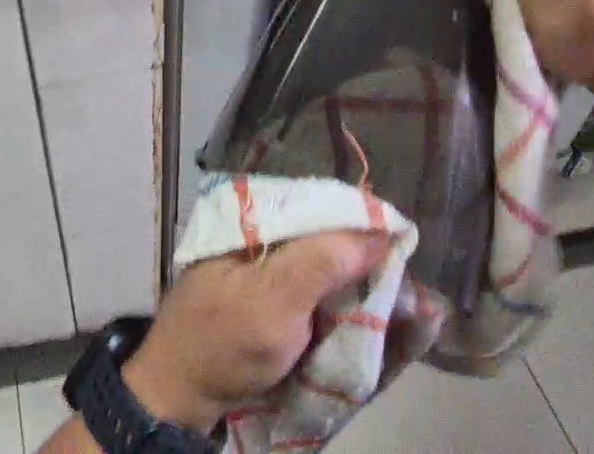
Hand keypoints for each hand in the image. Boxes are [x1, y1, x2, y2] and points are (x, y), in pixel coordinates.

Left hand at [120, 232, 394, 432]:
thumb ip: (319, 263)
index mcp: (253, 218)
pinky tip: (380, 312)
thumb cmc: (221, 341)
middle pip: (328, 231)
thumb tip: (378, 230)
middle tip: (411, 278)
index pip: (318, 202)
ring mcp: (269, 267)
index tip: (404, 237)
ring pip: (329, 261)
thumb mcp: (271, 302)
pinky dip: (350, 300)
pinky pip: (321, 288)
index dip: (361, 217)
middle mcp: (263, 233)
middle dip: (369, 252)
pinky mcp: (275, 297)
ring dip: (365, 279)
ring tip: (411, 301)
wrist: (182, 391)